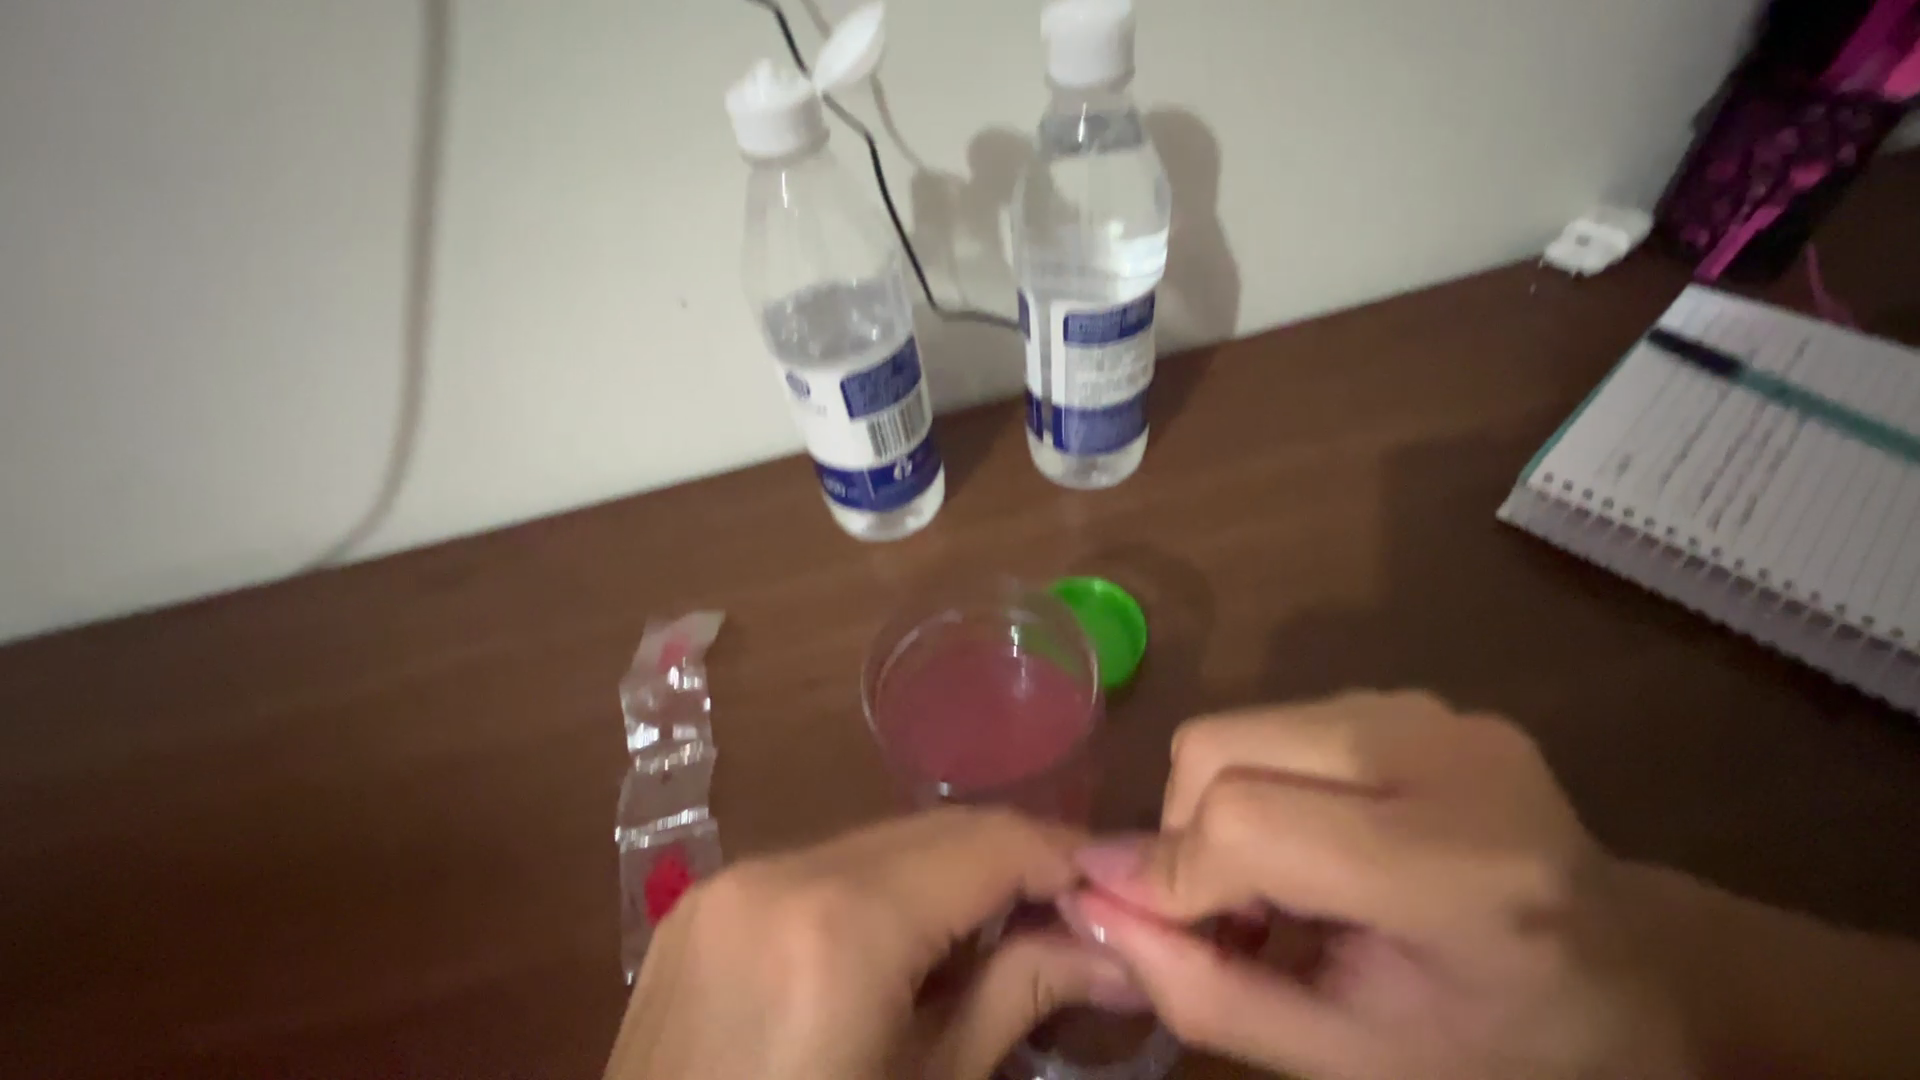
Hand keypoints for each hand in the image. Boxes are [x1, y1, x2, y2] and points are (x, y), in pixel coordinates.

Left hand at [604, 807, 1138, 1079]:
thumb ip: (1020, 995)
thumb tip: (1119, 952)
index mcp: (840, 926)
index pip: (983, 845)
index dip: (1061, 854)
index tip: (1115, 879)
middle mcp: (778, 871)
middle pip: (930, 832)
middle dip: (1009, 860)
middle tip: (1073, 904)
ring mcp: (730, 881)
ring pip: (877, 844)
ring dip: (946, 872)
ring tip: (1000, 923)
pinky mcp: (704, 903)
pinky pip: (820, 869)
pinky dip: (880, 889)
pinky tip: (908, 940)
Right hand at [1063, 692, 1694, 1079]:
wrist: (1640, 975)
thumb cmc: (1504, 1050)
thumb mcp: (1354, 1064)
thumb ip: (1210, 993)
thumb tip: (1094, 905)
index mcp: (1457, 867)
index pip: (1247, 824)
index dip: (1170, 873)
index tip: (1129, 917)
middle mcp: (1442, 753)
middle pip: (1220, 748)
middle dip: (1184, 831)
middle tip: (1219, 913)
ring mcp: (1429, 708)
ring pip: (1237, 728)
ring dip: (1214, 804)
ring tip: (1267, 882)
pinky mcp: (1411, 695)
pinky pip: (1274, 723)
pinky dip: (1254, 780)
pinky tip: (1303, 839)